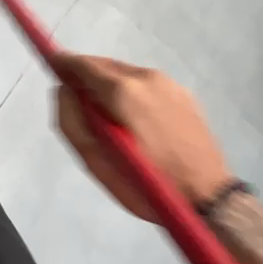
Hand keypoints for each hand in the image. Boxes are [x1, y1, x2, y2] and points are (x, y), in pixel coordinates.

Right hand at [53, 54, 232, 223]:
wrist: (210, 199)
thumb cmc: (146, 186)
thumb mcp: (96, 161)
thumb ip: (70, 119)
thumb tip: (63, 89)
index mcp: (121, 90)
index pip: (83, 64)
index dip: (64, 64)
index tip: (53, 68)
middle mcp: (145, 76)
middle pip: (104, 64)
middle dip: (86, 75)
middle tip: (78, 99)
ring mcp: (168, 83)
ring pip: (125, 72)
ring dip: (110, 84)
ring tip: (109, 115)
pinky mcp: (184, 93)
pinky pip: (146, 83)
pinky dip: (132, 91)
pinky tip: (136, 120)